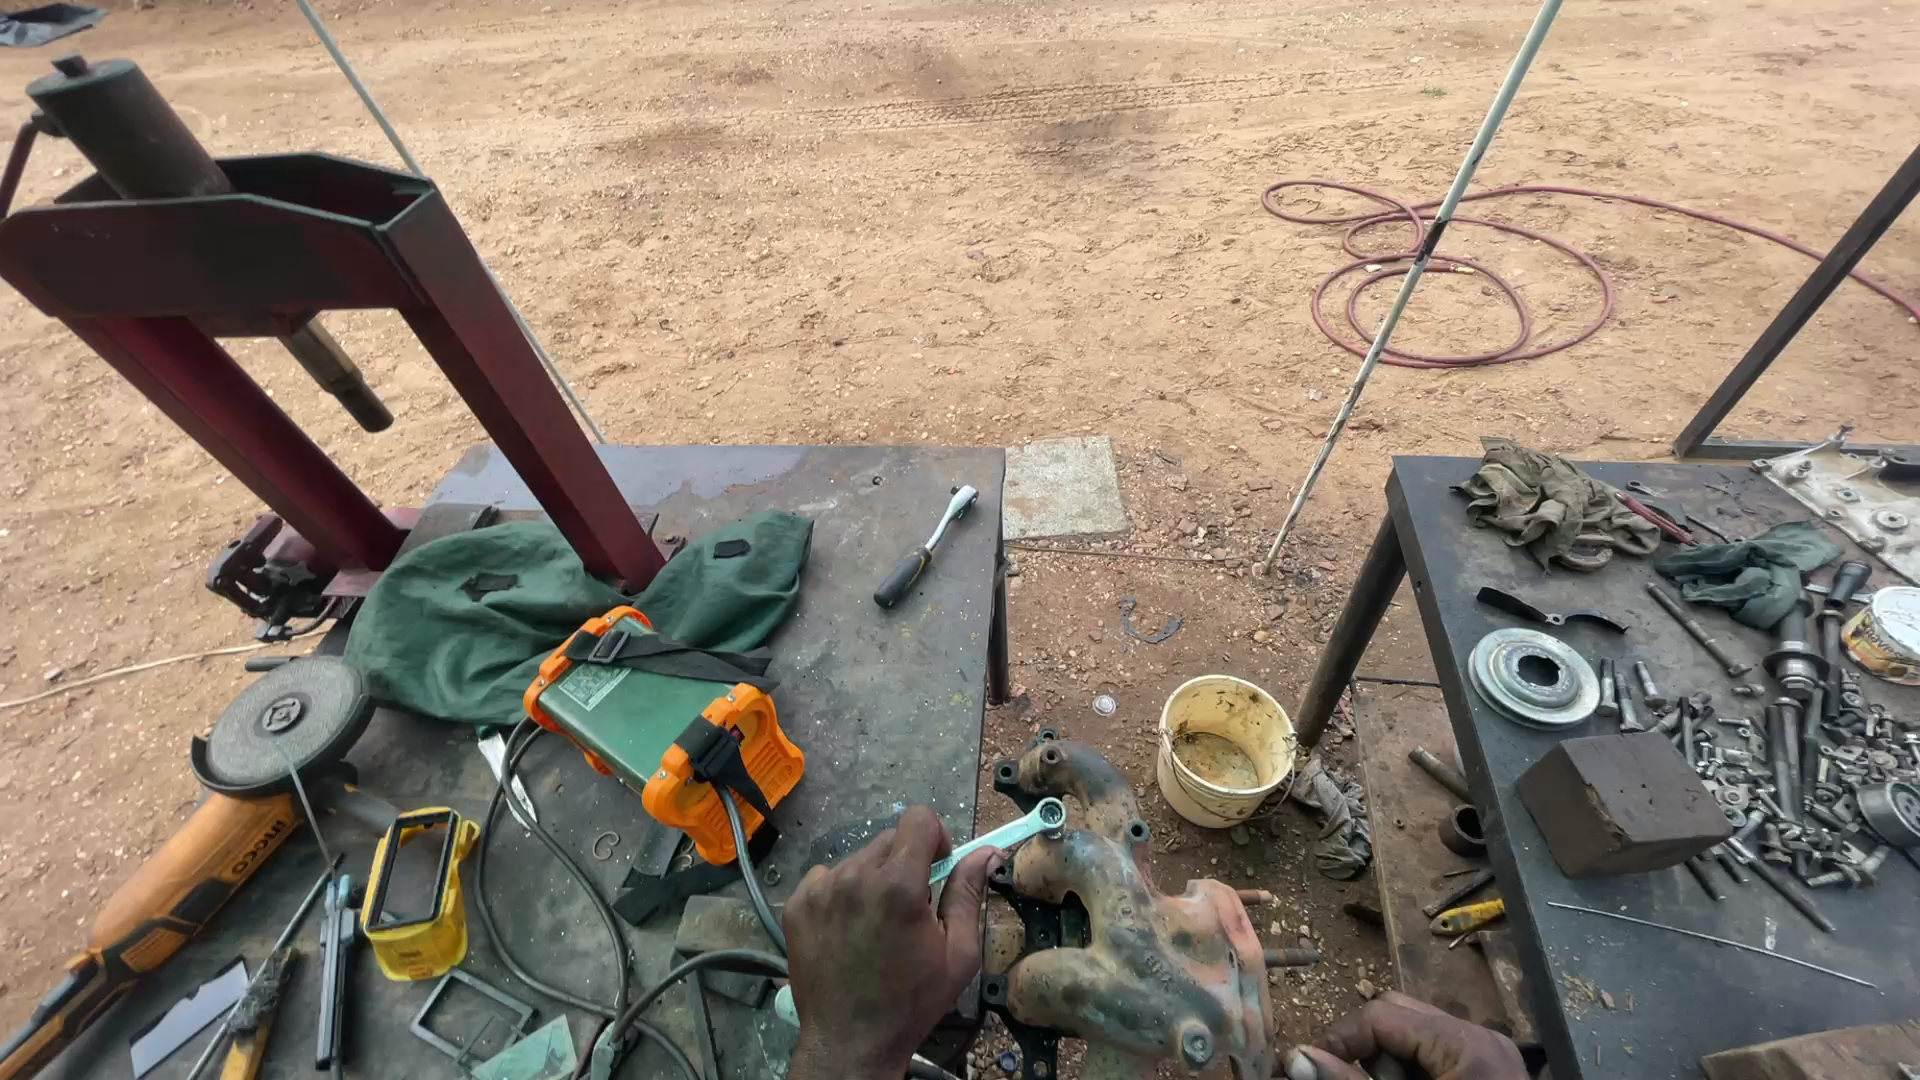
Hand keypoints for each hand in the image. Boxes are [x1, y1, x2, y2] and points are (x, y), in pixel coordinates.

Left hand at [784, 806, 996, 1079]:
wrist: (849, 1046)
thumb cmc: (911, 1002)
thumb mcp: (958, 953)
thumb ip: (969, 892)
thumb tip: (987, 851)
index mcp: (898, 885)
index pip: (918, 818)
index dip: (934, 837)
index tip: (935, 865)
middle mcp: (856, 876)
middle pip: (890, 838)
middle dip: (906, 862)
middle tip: (908, 906)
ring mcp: (821, 889)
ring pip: (859, 858)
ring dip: (874, 878)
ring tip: (875, 922)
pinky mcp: (798, 903)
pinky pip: (827, 876)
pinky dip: (841, 892)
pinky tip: (848, 927)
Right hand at [1287, 991, 1526, 1079]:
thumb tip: (1294, 1057)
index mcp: (1466, 1044)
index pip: (1380, 1015)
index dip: (1339, 1038)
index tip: (1306, 1065)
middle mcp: (1480, 1038)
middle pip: (1396, 1015)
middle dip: (1367, 1050)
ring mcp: (1489, 1057)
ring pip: (1411, 1035)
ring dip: (1388, 1066)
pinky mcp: (1488, 1077)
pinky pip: (1433, 1057)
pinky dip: (1411, 1076)